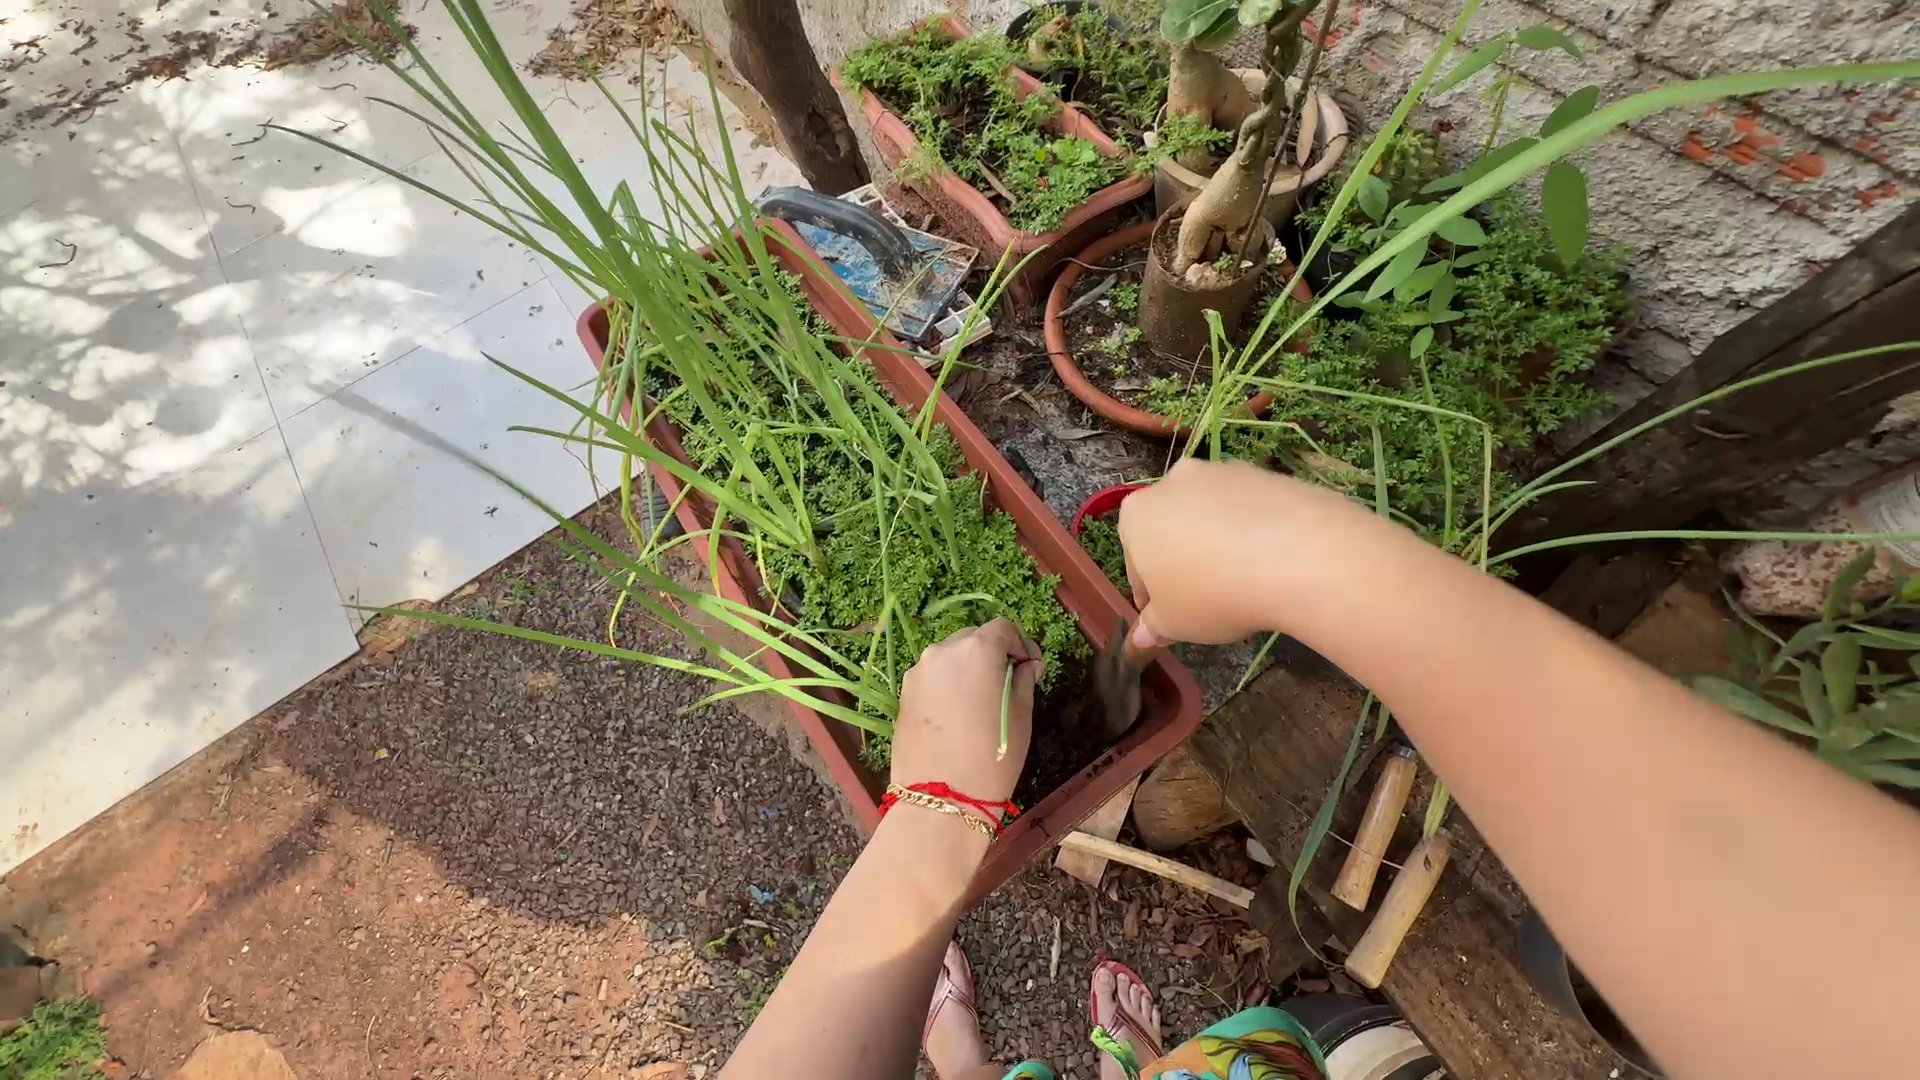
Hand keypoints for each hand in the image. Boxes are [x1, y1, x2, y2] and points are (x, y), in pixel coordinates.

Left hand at [892, 617, 1042, 803]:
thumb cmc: (993, 755)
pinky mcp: (904, 693)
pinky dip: (947, 684)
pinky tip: (957, 714)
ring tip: (981, 701)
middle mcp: (943, 651)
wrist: (943, 797)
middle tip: (1008, 683)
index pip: (1002, 628)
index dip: (1020, 643)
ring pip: (950, 657)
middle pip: (973, 638)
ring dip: (968, 668)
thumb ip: (1023, 681)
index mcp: (977, 649)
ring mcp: (919, 671)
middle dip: (992, 654)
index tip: (1029, 666)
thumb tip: (1028, 665)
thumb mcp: (1021, 716)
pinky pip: (933, 677)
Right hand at [1119, 457, 1306, 646]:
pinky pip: (1249, 509)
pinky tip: (1271, 562)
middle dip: (1182, 561)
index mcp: (1137, 515)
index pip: (1135, 561)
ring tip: (1243, 582)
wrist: (1298, 556)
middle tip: (1204, 598)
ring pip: (1210, 516)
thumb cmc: (1214, 594)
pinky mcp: (1265, 474)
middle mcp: (1172, 483)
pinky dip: (1253, 531)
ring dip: (1217, 543)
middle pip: (1170, 530)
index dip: (1150, 594)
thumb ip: (1154, 627)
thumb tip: (1144, 636)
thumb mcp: (1175, 623)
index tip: (1167, 615)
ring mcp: (1221, 473)